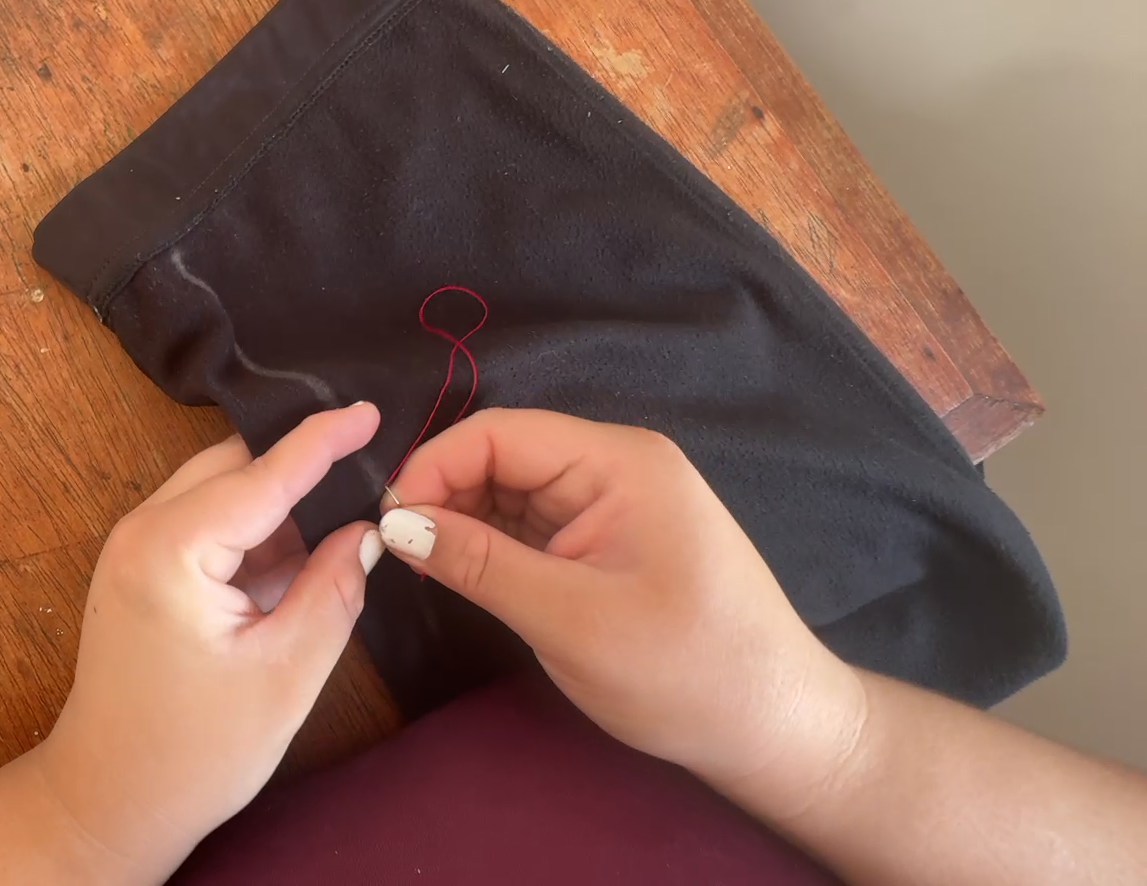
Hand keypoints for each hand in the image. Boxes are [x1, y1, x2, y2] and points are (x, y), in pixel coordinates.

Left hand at [33, 403, 384, 873]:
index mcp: (171, 549)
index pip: (261, 476)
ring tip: (337, 525)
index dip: (321, 440)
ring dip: (277, 507)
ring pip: (221, 493)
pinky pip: (206, 524)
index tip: (367, 410)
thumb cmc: (194, 752)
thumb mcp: (283, 676)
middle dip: (299, 470)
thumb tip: (365, 533)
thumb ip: (331, 592)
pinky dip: (252, 535)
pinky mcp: (141, 564)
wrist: (107, 800)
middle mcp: (142, 528)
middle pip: (234, 469)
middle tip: (366, 475)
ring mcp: (134, 544)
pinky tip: (292, 559)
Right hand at [379, 409, 867, 803]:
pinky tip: (461, 568)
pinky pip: (520, 518)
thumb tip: (392, 524)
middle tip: (401, 551)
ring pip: (501, 487)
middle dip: (442, 495)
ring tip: (427, 565)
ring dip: (458, 520)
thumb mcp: (571, 620)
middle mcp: (607, 465)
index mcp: (616, 462)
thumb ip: (477, 563)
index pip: (497, 435)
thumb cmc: (686, 674)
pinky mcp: (593, 532)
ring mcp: (602, 498)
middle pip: (496, 455)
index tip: (391, 523)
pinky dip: (483, 540)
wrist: (781, 736)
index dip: (433, 467)